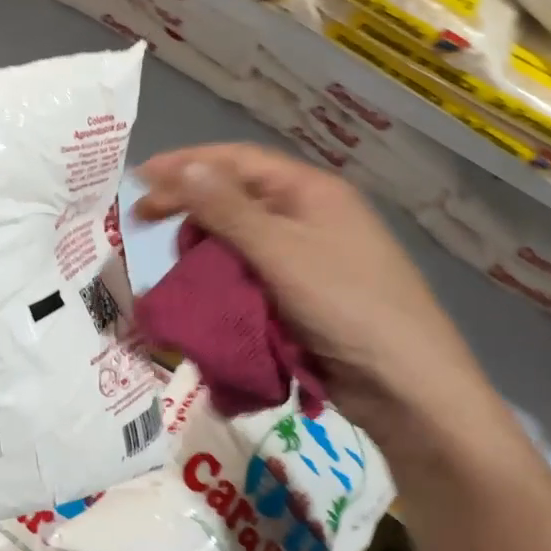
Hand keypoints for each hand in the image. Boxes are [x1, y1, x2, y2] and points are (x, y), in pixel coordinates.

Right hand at [133, 144, 487, 432]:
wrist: (411, 389)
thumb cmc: (347, 307)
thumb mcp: (280, 253)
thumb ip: (227, 209)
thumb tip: (183, 166)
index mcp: (311, 192)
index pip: (237, 161)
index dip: (185, 164)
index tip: (139, 178)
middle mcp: (311, 215)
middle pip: (237, 196)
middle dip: (190, 204)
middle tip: (144, 220)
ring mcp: (311, 256)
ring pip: (242, 236)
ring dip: (205, 243)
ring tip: (174, 260)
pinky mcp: (306, 294)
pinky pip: (252, 271)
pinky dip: (223, 275)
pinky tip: (203, 287)